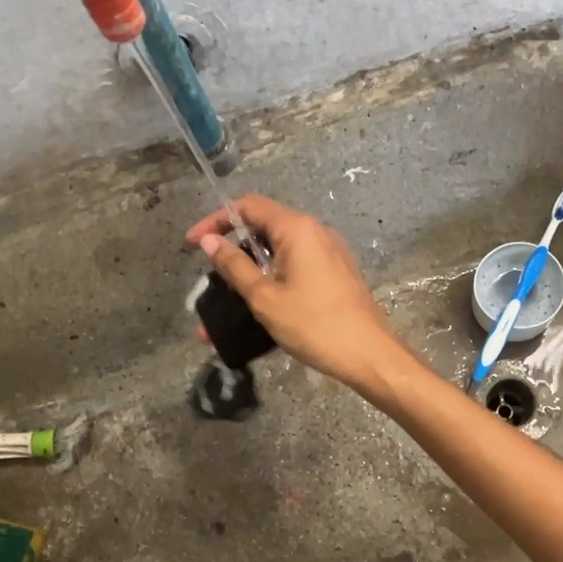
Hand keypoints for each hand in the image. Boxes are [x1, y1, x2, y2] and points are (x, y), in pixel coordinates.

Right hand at [186, 196, 408, 391]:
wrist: (369, 355)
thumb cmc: (314, 325)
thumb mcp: (265, 298)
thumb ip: (235, 267)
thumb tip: (209, 241)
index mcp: (297, 229)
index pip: (248, 207)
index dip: (216, 221)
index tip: (193, 244)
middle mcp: (315, 232)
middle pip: (264, 228)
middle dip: (233, 252)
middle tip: (211, 279)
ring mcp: (329, 253)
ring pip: (279, 252)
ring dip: (252, 272)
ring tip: (229, 303)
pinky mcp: (336, 273)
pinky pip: (296, 267)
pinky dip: (274, 280)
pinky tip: (261, 307)